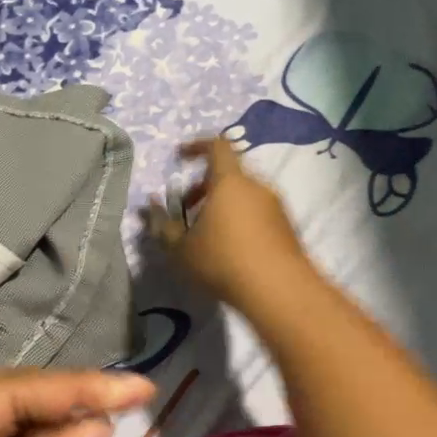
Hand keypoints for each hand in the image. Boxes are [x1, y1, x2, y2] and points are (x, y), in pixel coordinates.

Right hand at [146, 137, 311, 307]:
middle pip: (228, 172)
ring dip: (221, 203)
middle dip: (203, 185)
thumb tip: (150, 207)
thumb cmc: (223, 261)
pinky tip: (228, 247)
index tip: (179, 158)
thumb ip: (162, 225)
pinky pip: (256, 210)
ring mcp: (276, 205)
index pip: (217, 146)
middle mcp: (257, 186)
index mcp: (230, 182)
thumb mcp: (180, 248)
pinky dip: (238, 217)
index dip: (195, 147)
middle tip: (186, 209)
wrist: (280, 290)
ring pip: (243, 193)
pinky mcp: (286, 225)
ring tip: (205, 233)